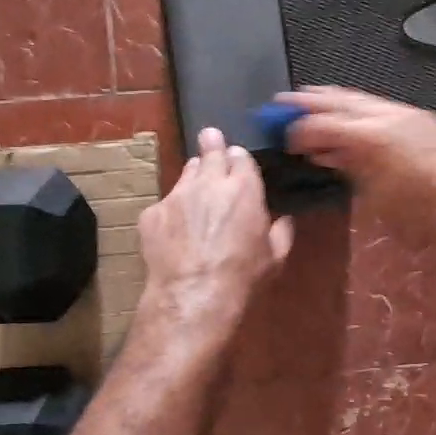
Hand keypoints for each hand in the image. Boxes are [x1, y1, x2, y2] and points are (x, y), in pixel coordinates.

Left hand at [133, 128, 292, 358]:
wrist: (193, 296)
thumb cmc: (243, 276)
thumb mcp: (276, 256)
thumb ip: (282, 230)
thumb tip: (284, 219)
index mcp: (244, 188)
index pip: (240, 156)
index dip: (239, 158)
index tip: (237, 162)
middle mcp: (209, 183)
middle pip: (210, 151)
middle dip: (212, 144)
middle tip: (210, 138)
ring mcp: (176, 196)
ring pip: (186, 173)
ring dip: (194, 176)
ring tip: (197, 188)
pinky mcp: (151, 213)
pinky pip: (166, 202)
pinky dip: (173, 210)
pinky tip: (176, 230)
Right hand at [278, 86, 435, 230]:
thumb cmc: (424, 209)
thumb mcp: (376, 195)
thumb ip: (349, 166)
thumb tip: (328, 153)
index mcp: (373, 137)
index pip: (326, 125)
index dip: (301, 129)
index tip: (284, 132)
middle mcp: (389, 116)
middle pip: (341, 101)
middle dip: (311, 100)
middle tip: (285, 100)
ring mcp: (407, 113)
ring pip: (362, 99)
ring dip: (335, 99)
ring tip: (312, 98)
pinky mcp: (422, 118)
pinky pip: (382, 105)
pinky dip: (360, 107)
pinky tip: (352, 112)